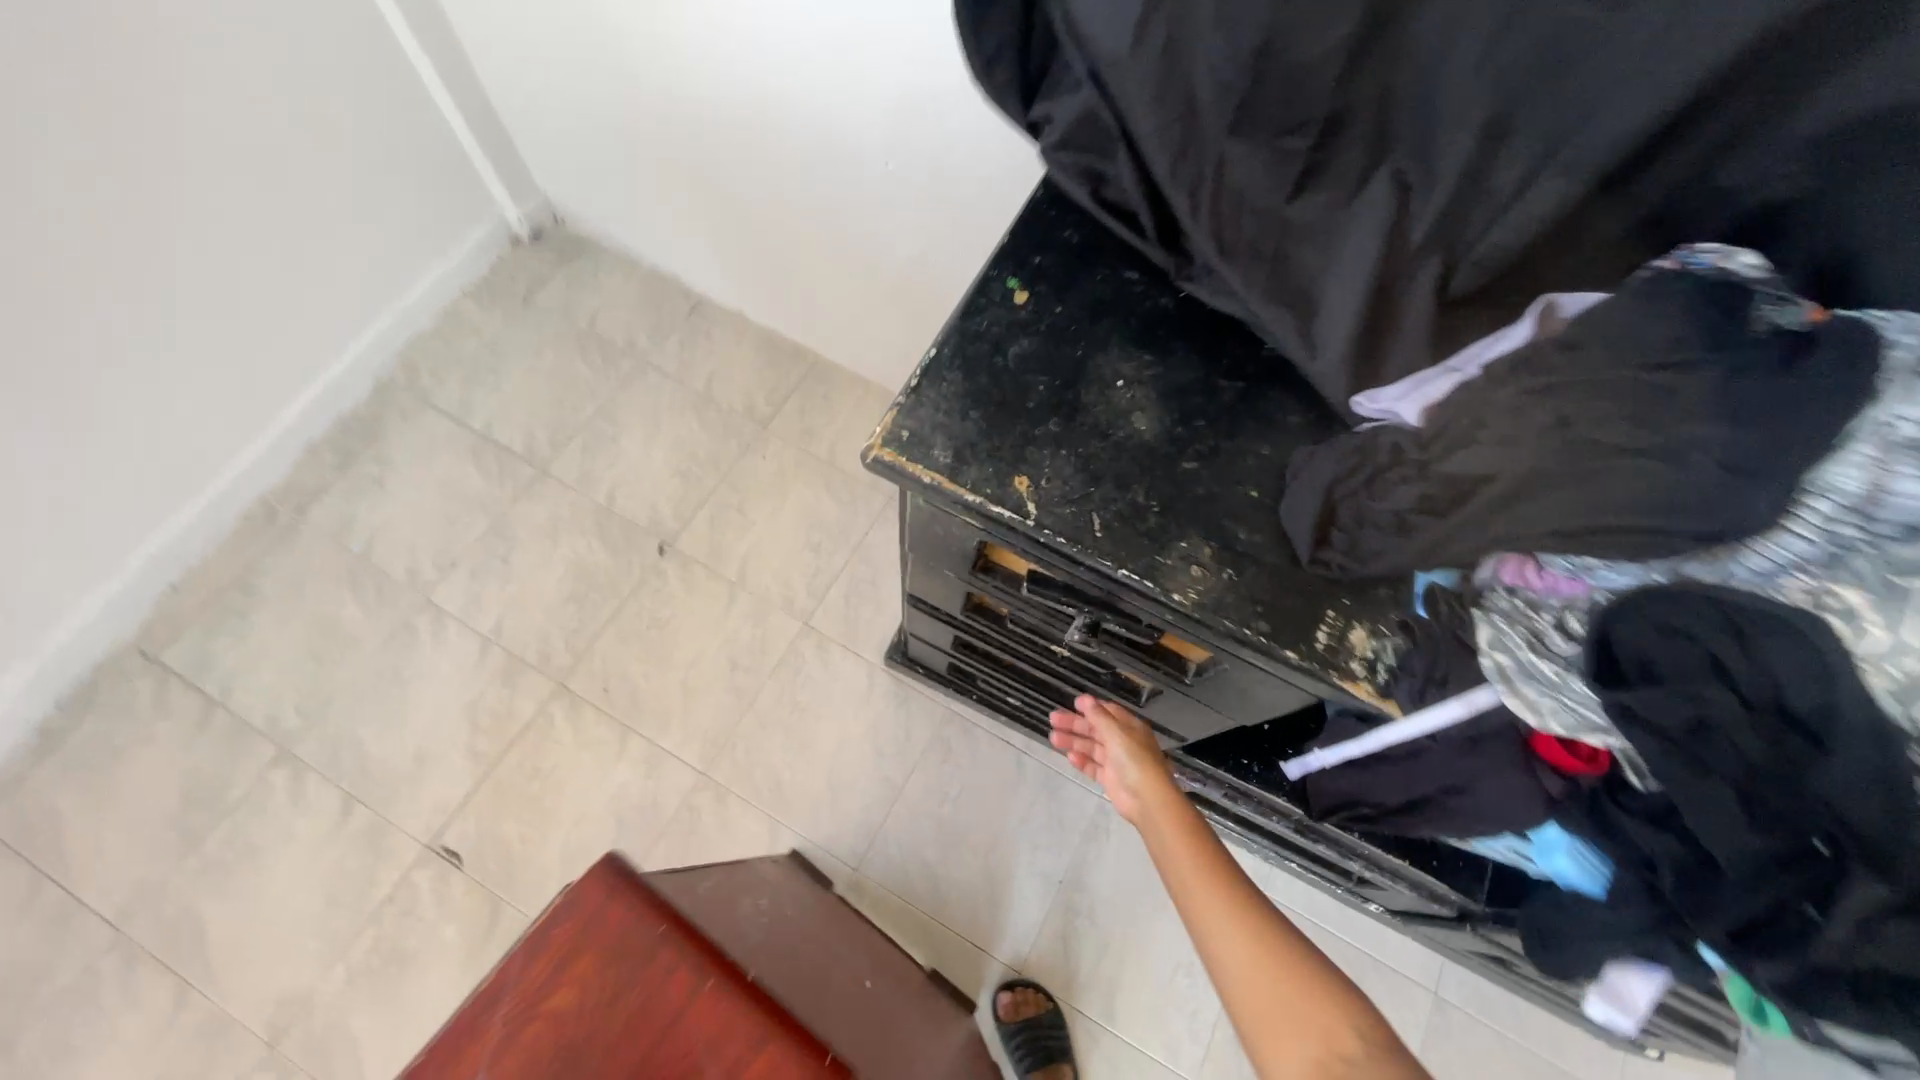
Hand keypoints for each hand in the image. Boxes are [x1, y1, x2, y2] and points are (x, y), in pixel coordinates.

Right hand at [1049, 695, 1178, 824]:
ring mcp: (1116, 761)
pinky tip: (1070, 757)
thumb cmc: (1135, 759)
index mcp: (1129, 727)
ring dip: (1074, 741)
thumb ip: (1098, 716)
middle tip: (1053, 719)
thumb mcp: (1117, 733)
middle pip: (1096, 729)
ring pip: (1091, 747)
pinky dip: (1082, 761)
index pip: (1108, 712)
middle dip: (1075, 724)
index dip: (1091, 707)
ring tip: (1053, 738)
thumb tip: (1084, 698)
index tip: (1072, 704)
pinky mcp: (1110, 779)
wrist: (1147, 799)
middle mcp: (1123, 742)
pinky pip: (1093, 767)